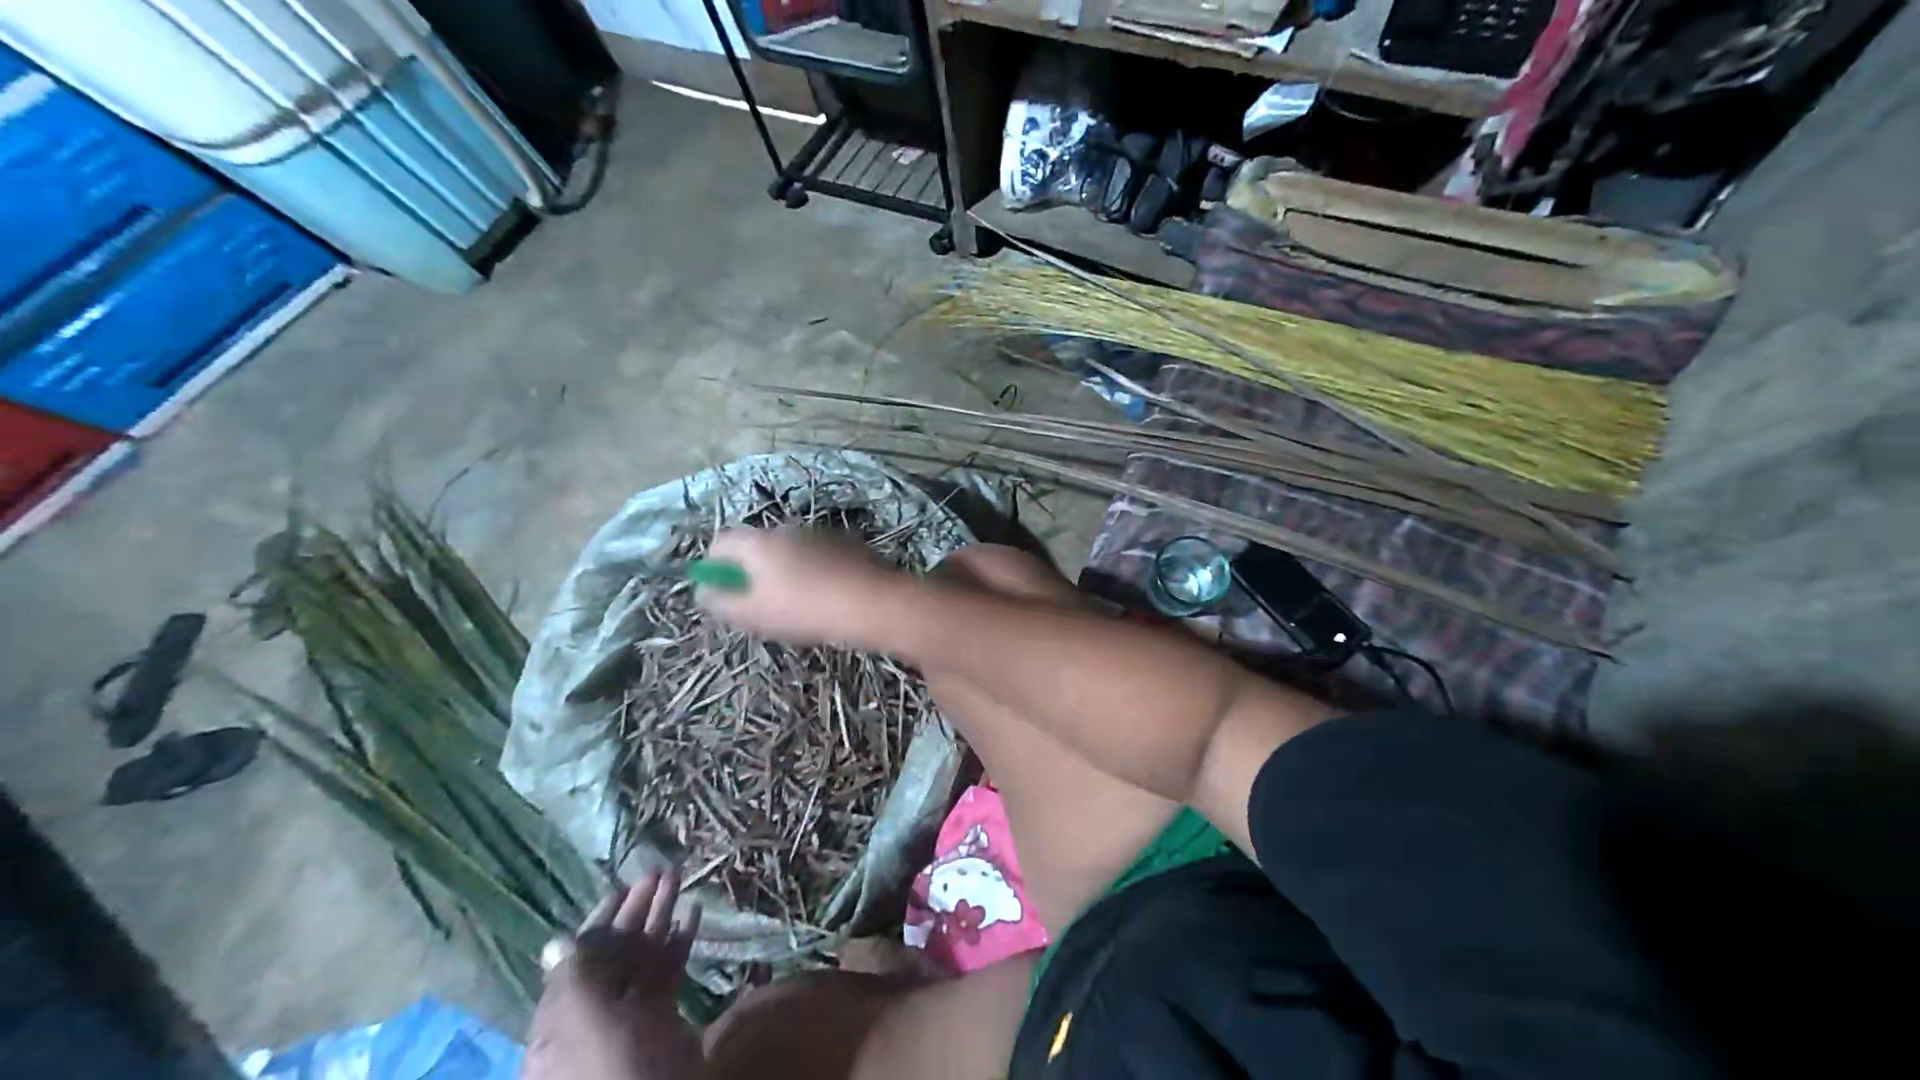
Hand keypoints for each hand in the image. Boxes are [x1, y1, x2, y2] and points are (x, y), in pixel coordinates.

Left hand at [523, 871, 703, 1079]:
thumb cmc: (613, 1073)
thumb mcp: (584, 1023)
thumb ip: (573, 977)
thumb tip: (556, 941)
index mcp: (562, 1021)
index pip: (579, 957)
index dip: (601, 919)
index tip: (623, 885)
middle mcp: (592, 1017)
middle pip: (615, 953)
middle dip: (636, 912)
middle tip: (660, 874)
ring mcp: (630, 1020)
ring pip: (644, 959)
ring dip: (661, 919)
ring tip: (680, 880)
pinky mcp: (662, 1023)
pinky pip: (668, 976)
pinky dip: (679, 945)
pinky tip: (693, 917)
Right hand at [698, 527, 908, 645]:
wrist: (873, 602)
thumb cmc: (805, 609)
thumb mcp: (753, 614)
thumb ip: (721, 602)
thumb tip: (703, 591)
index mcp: (758, 541)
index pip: (720, 543)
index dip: (714, 568)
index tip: (722, 594)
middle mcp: (785, 529)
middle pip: (755, 547)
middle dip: (750, 574)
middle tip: (758, 607)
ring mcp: (818, 534)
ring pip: (787, 553)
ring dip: (782, 575)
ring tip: (794, 609)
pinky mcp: (845, 545)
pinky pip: (814, 558)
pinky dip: (810, 575)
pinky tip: (823, 601)